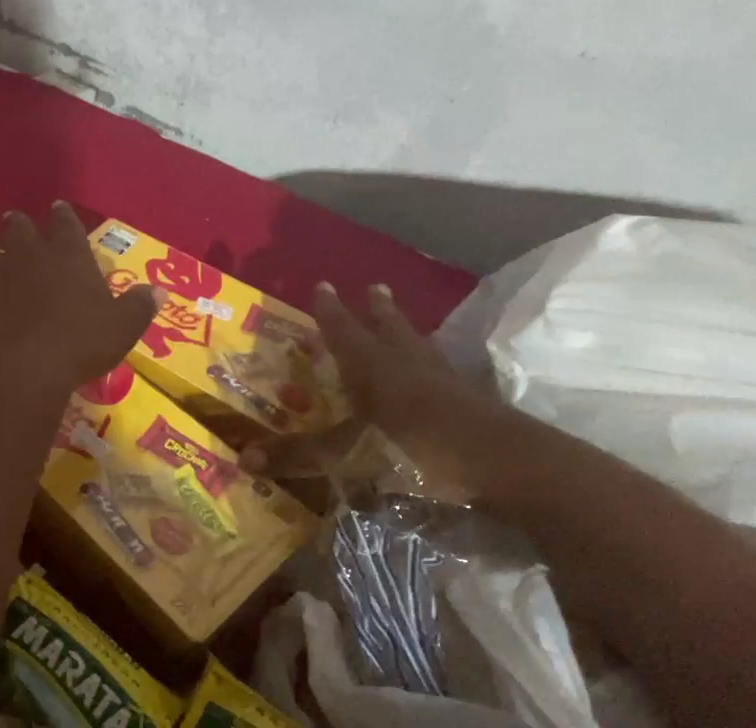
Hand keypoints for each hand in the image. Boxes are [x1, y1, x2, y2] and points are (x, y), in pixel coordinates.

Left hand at [0, 202, 163, 393]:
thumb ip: (139, 307)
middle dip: (19, 222)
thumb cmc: (81, 340)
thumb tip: (159, 291)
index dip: (63, 216)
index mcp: (69, 255)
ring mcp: (0, 274)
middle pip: (22, 230)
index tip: (58, 206)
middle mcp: (31, 256)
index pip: (67, 226)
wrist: (22, 360)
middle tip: (14, 216)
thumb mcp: (123, 327)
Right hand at [242, 282, 512, 492]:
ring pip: (423, 350)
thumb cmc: (420, 450)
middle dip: (379, 311)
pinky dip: (438, 372)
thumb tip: (240, 458)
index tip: (322, 285)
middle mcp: (409, 368)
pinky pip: (449, 379)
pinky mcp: (480, 411)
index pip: (344, 331)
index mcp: (373, 369)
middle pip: (391, 331)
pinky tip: (441, 379)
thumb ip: (301, 456)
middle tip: (375, 288)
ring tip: (405, 324)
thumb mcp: (350, 456)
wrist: (515, 471)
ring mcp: (450, 388)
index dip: (330, 311)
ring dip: (410, 335)